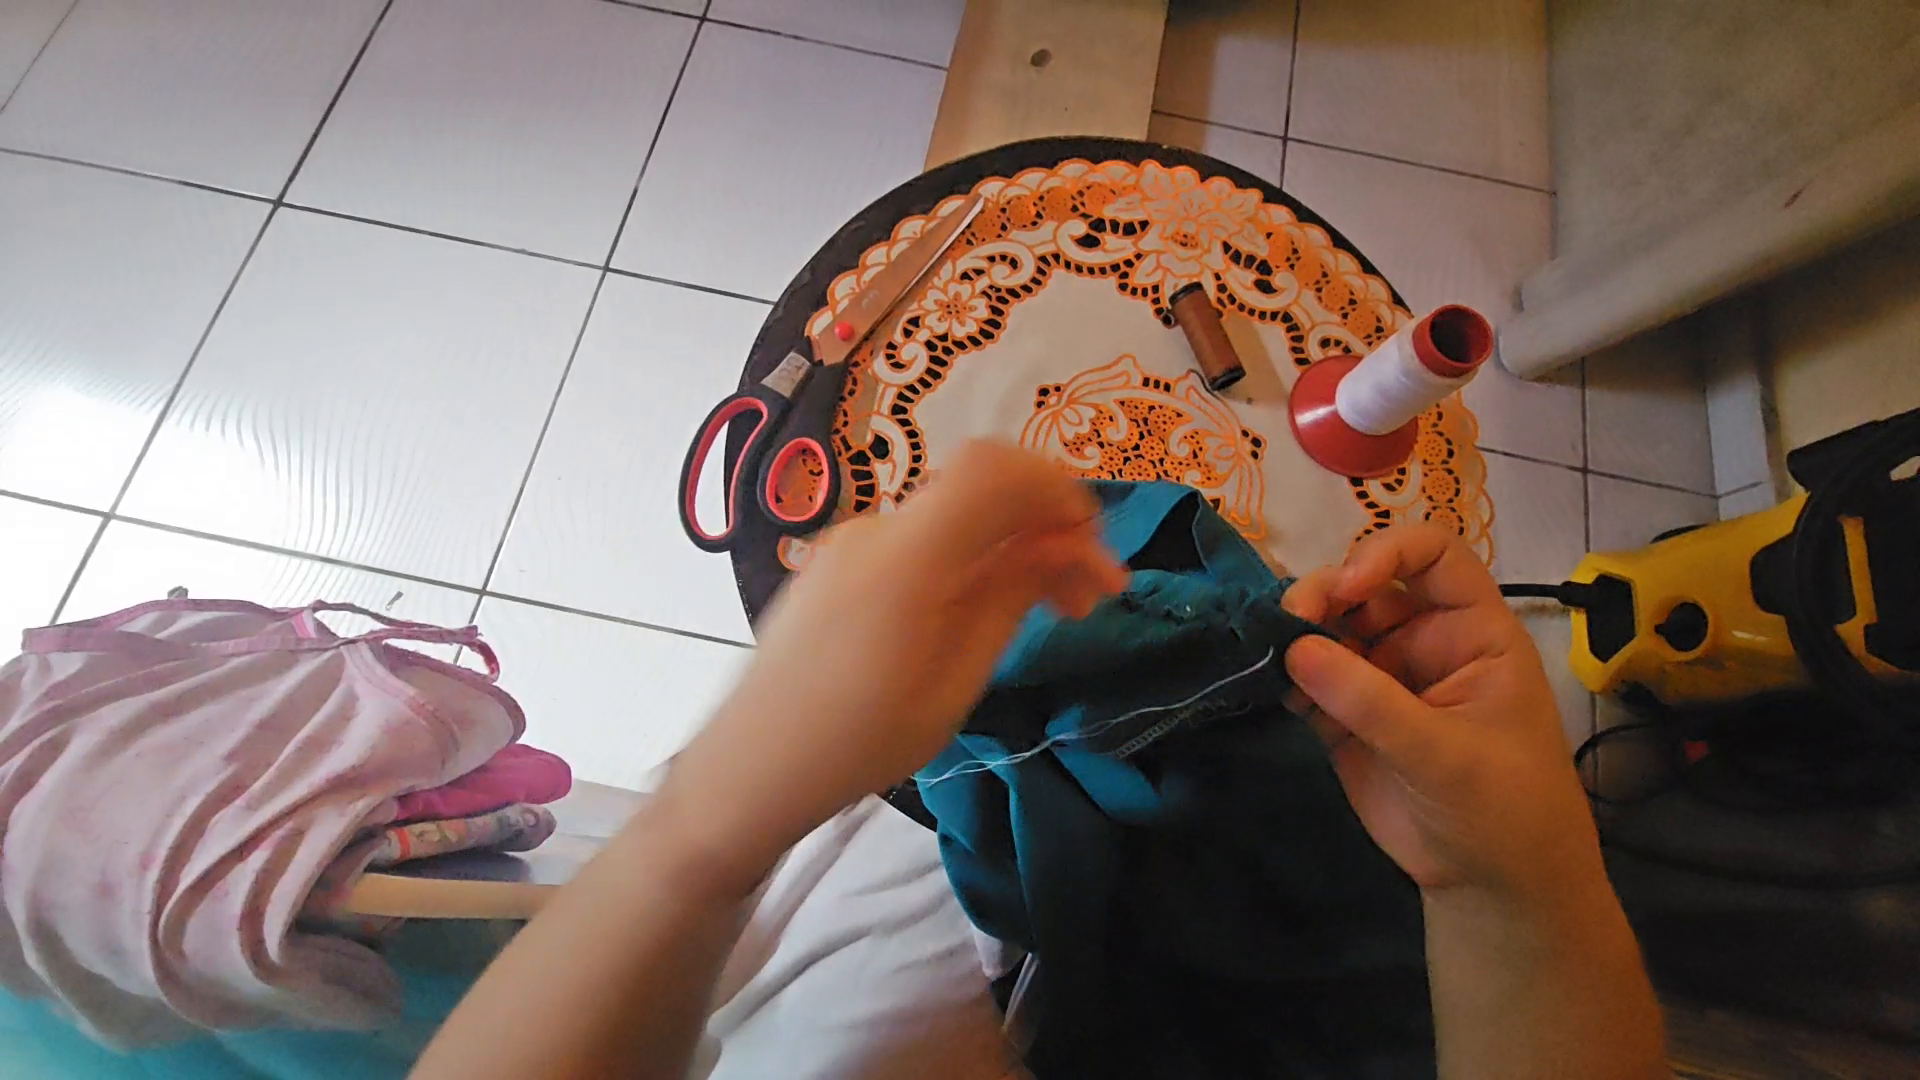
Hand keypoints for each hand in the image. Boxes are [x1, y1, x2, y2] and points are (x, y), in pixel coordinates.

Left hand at [662, 440, 1128, 887]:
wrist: (749, 766)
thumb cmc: (858, 744)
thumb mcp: (953, 683)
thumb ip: (1008, 598)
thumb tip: (1064, 546)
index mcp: (906, 559)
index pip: (994, 472)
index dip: (1056, 490)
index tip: (1094, 548)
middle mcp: (878, 530)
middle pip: (982, 490)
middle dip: (1048, 526)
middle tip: (1090, 595)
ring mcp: (854, 540)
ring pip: (957, 515)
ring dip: (1013, 546)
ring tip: (1051, 607)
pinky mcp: (843, 559)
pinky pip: (924, 538)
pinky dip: (972, 556)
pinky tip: (986, 605)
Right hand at [1281, 525, 1603, 904]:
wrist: (1488, 887)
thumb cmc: (1503, 812)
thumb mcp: (1446, 755)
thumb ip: (1371, 702)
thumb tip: (1295, 647)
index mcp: (1471, 634)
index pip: (1434, 557)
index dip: (1387, 553)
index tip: (1348, 586)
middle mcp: (1420, 641)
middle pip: (1362, 586)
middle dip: (1322, 594)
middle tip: (1287, 620)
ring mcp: (1378, 675)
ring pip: (1326, 626)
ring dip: (1294, 630)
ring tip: (1269, 651)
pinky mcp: (1342, 711)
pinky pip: (1304, 675)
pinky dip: (1283, 674)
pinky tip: (1273, 687)